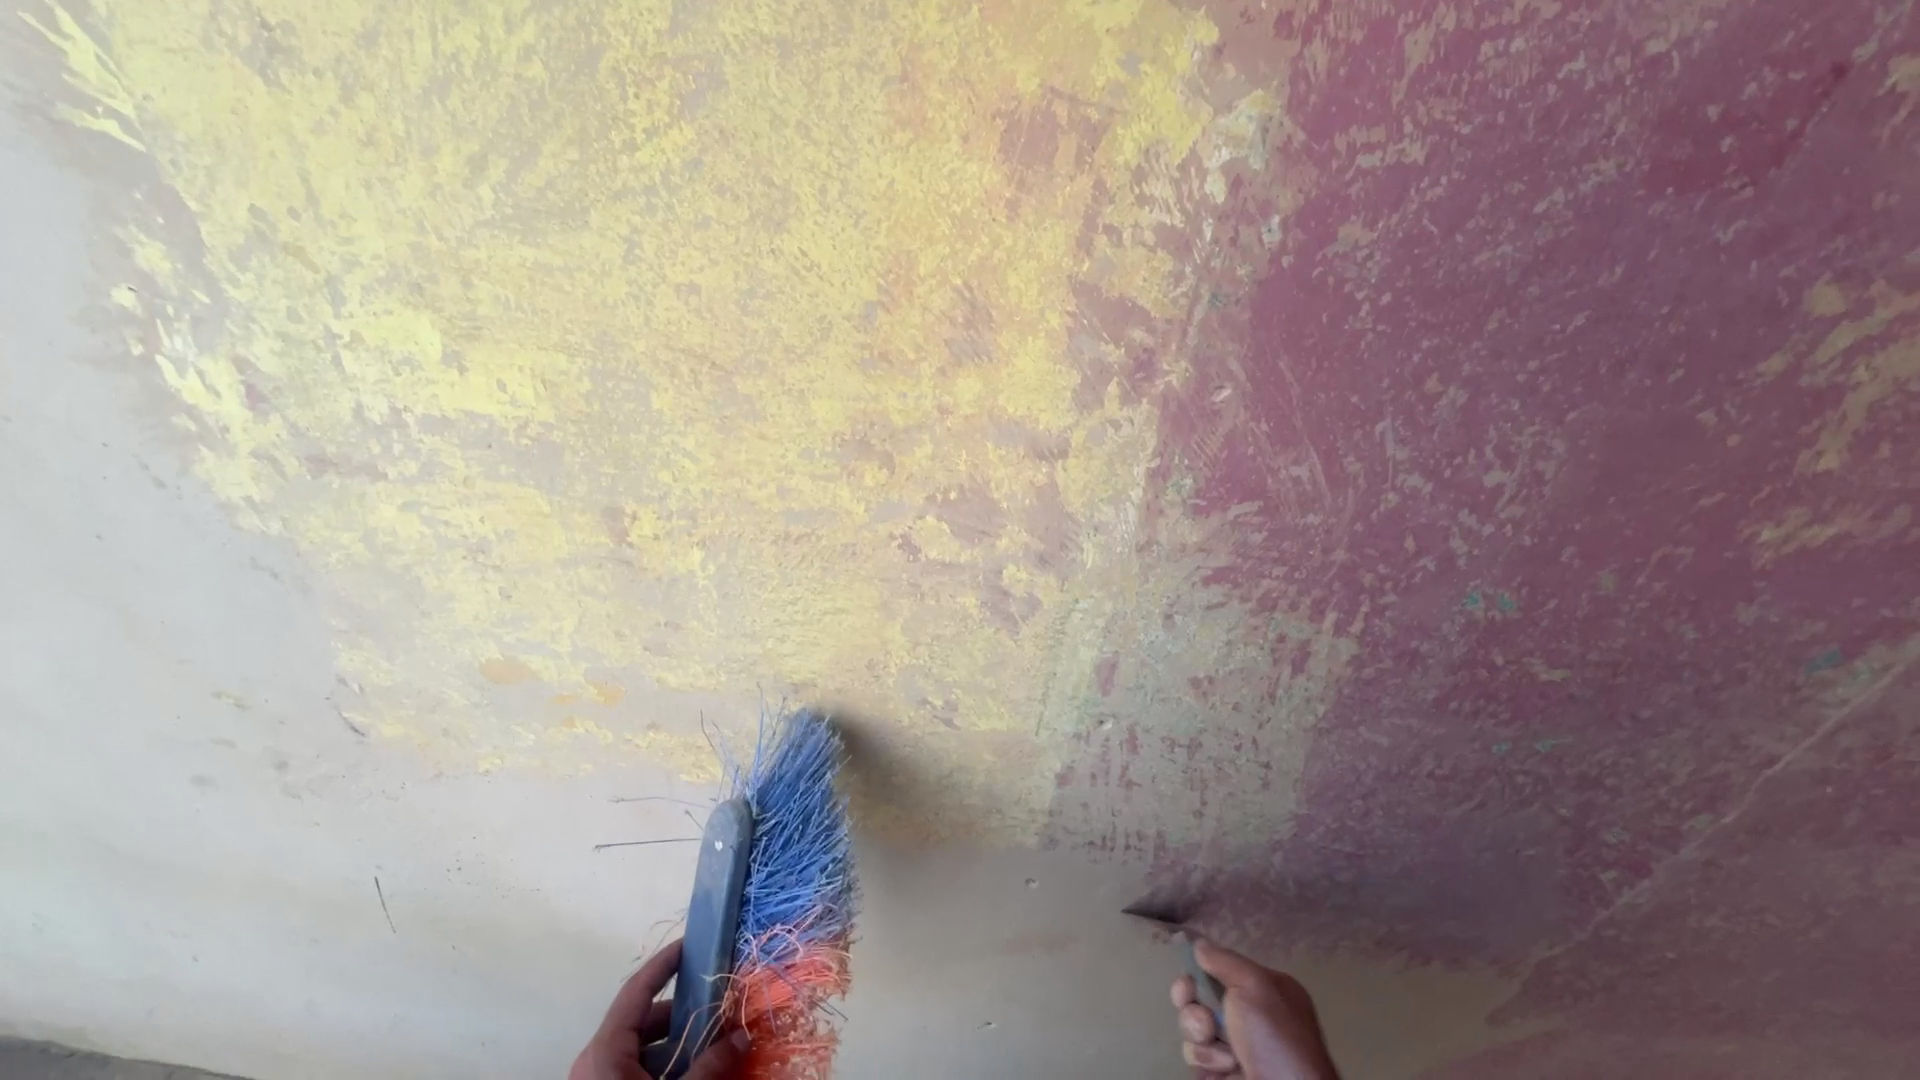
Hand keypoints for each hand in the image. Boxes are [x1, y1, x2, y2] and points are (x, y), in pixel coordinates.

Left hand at [570, 938, 748, 1079]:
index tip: (692, 943)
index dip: (665, 964)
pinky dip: (667, 1069)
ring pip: (643, 1051)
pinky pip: (637, 1073)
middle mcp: (595, 1061)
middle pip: (644, 1022)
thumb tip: (743, 1035)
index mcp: (605, 1051)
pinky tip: (696, 1075)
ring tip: (716, 1047)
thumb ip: (711, 1066)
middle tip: (721, 1009)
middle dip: (686, 1014)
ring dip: (680, 1046)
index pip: (637, 990)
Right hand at [1170, 938, 1338, 1079]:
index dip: (1194, 978)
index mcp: (1262, 992)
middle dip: (1195, 1015)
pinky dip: (1208, 1067)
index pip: (1216, 973)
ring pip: (1194, 1034)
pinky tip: (1227, 1073)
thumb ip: (1225, 961)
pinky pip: (1198, 1062)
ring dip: (1205, 1046)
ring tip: (1228, 1060)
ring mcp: (1236, 1049)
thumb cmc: (1276, 1040)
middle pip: (1197, 1003)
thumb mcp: (1256, 986)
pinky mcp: (1224, 1075)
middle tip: (1207, 1027)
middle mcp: (1247, 1018)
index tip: (1187, 987)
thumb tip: (1199, 944)